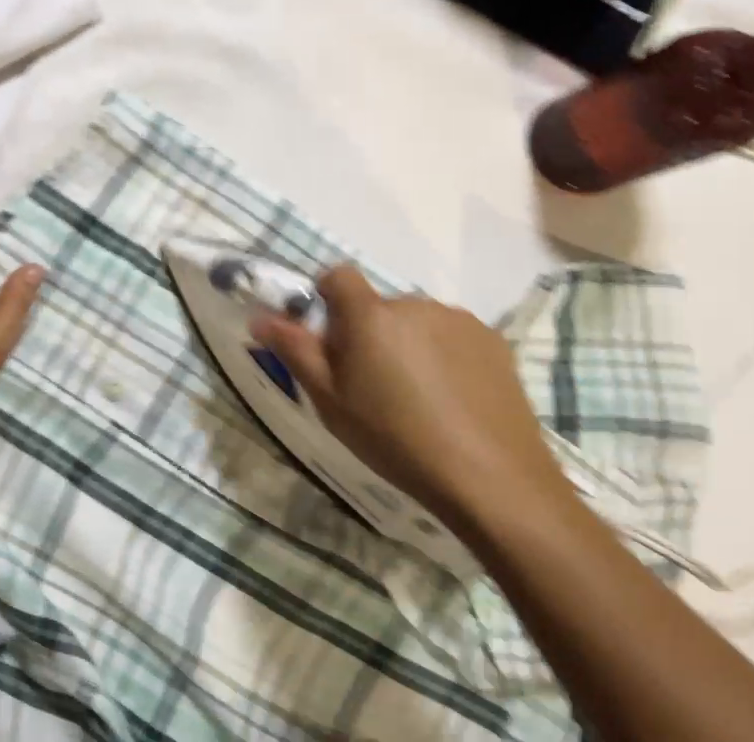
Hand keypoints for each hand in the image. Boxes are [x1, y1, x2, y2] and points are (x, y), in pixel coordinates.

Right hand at [249, 268, 569, 528]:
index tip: (329, 340)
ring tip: (417, 400)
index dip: (326, 299)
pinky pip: (453, 337)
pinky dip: (445, 357)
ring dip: (408, 345)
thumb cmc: (395, 439)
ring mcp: (459, 321)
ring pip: (417, 323)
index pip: (338, 276)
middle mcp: (416, 304)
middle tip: (370, 387)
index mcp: (371, 315)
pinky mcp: (494, 341)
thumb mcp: (331, 402)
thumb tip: (260, 317)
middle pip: (378, 307)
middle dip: (368, 334)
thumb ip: (295, 351)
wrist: (491, 477)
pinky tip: (452, 402)